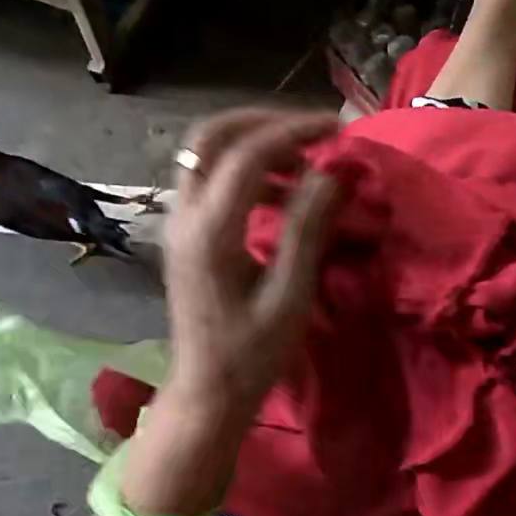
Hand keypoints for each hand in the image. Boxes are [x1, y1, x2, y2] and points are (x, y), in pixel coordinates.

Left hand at [159, 108, 339, 432]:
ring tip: (305, 167)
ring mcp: (178, 224)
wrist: (207, 392)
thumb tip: (333, 172)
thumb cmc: (253, 354)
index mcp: (211, 233)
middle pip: (212, 137)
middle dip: (265, 123)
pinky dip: (245, 171)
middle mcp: (184, 217)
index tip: (338, 128)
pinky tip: (282, 196)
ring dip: (255, 146)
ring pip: (206, 155)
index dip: (295, 131)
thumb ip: (308, 229)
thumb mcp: (290, 296)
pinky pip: (209, 181)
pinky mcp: (184, 235)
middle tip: (313, 133)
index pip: (248, 154)